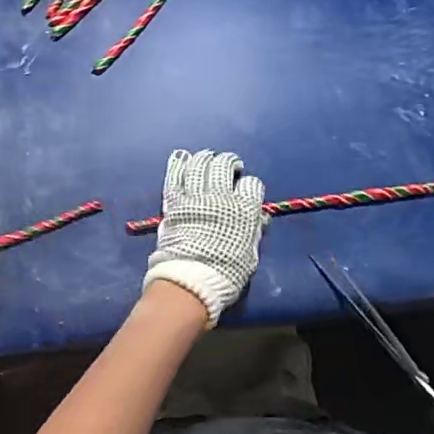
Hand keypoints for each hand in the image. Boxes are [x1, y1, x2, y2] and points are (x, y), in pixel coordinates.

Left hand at [144, 149, 265, 325]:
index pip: (251, 185)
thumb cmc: (226, 271)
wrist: (191, 278)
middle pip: (224, 167)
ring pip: (200, 167)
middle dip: (228, 162)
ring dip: (204, 158)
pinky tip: (181, 156)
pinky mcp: (174, 203)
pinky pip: (175, 177)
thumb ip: (253, 229)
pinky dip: (177, 164)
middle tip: (229, 164)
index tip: (245, 188)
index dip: (249, 185)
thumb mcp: (250, 252)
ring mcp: (195, 198)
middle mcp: (221, 198)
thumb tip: (258, 216)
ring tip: (207, 156)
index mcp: (244, 209)